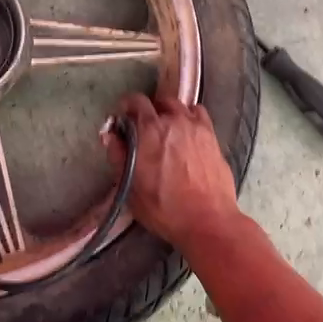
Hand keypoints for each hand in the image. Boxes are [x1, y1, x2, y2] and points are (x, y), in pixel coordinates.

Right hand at [104, 92, 242, 247]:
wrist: (207, 220)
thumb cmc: (164, 208)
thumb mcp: (130, 188)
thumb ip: (118, 157)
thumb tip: (110, 137)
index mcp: (148, 131)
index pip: (135, 101)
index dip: (126, 107)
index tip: (123, 118)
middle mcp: (173, 121)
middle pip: (158, 102)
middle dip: (148, 110)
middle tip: (143, 128)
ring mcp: (195, 127)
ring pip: (179, 106)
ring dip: (169, 112)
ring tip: (166, 128)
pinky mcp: (212, 136)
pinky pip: (198, 114)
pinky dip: (189, 116)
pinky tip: (187, 131)